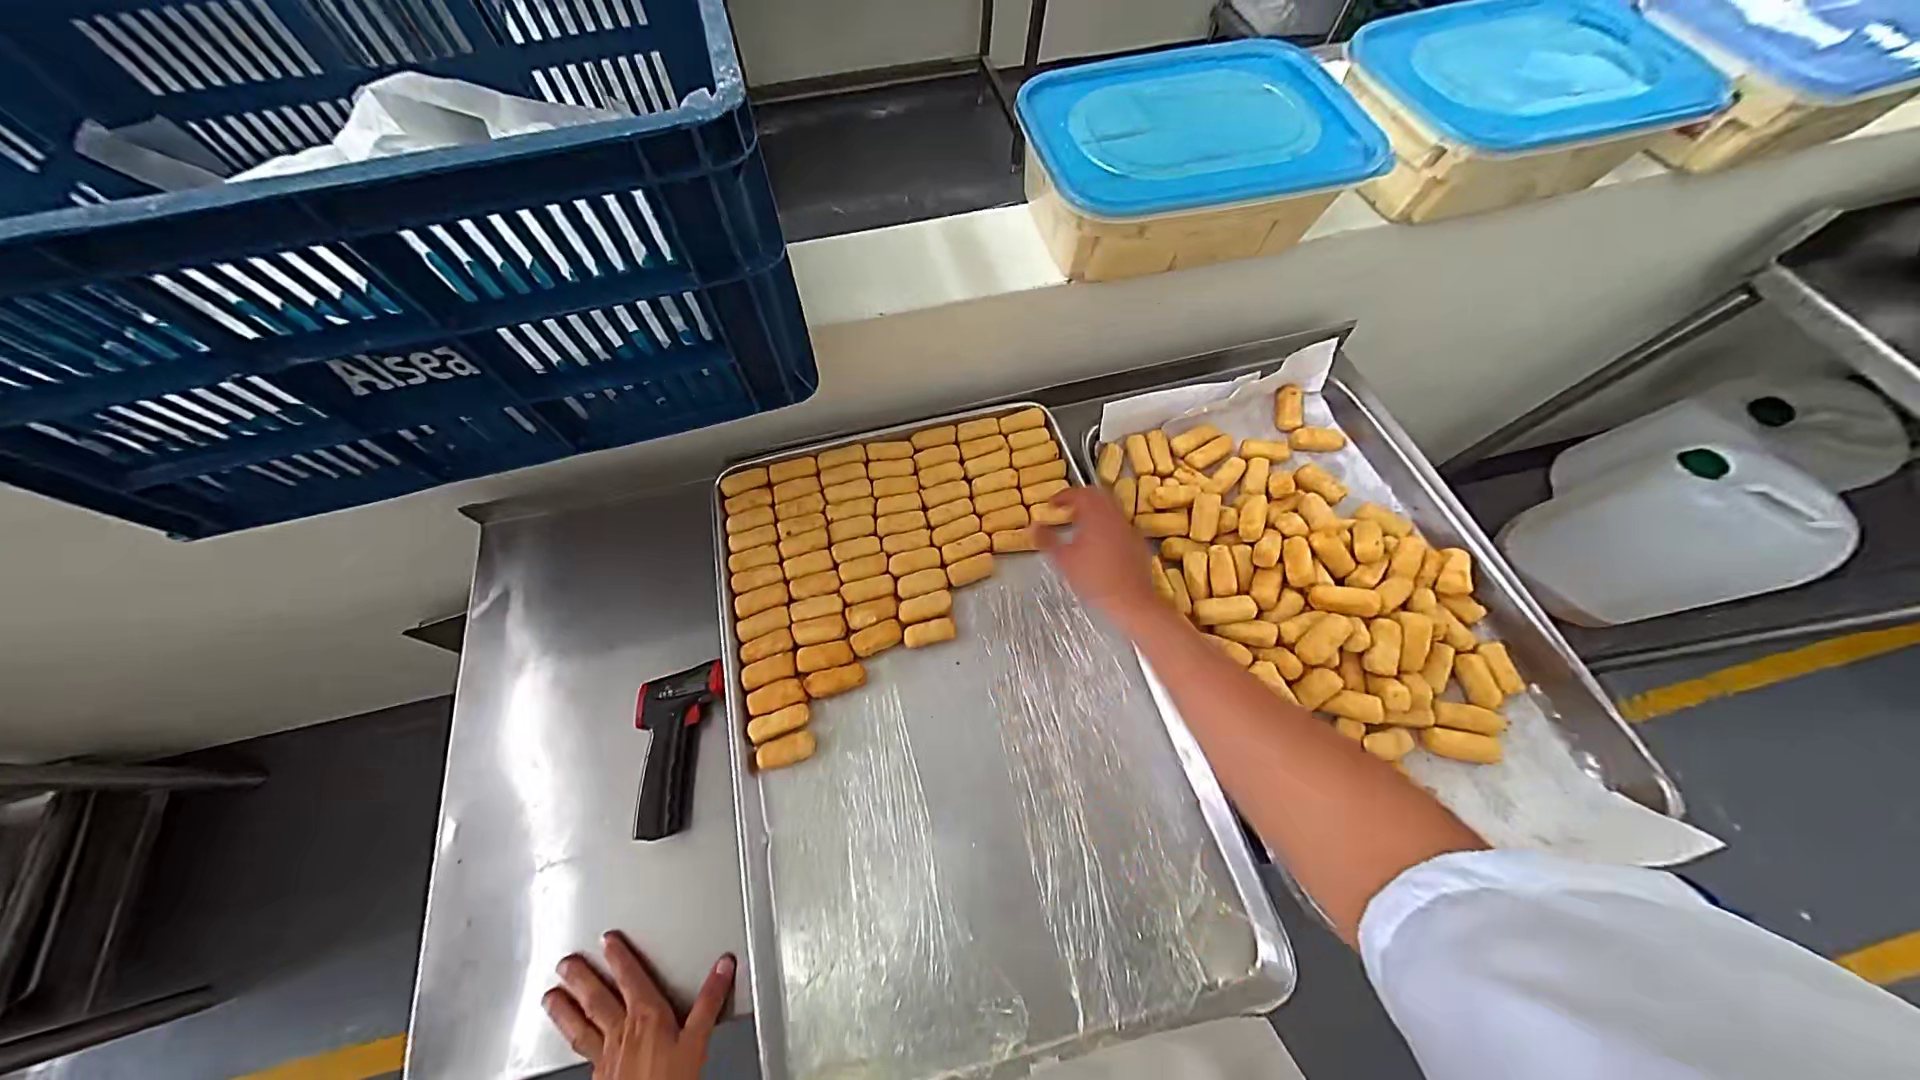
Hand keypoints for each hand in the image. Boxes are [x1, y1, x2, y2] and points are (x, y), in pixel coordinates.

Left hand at [544, 932, 734, 1079]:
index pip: (631, 978)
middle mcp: (622, 1034)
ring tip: (550, 996)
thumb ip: (709, 1001)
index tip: (608, 941)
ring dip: (565, 1009)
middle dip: (581, 979)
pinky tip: (571, 1041)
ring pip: (582, 1027)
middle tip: (565, 963)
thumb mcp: (699, 1040)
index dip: (619, 957)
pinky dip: (573, 1041)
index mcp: (647, 1018)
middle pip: (598, 999)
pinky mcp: (600, 1079)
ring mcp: (606, 1059)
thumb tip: (723, 967)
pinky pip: (583, 1053)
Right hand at [1036, 487, 1157, 625]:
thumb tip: (1033, 527)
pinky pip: (1120, 525)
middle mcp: (1114, 516)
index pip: (1079, 493)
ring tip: (1081, 527)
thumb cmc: (1094, 580)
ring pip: (1111, 509)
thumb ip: (1046, 540)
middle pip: (1098, 495)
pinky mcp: (1138, 543)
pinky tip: (1100, 544)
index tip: (1051, 505)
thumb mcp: (1063, 561)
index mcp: (1095, 516)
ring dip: (1094, 512)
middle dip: (1080, 499)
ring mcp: (1129, 529)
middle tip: (1066, 510)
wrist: (1131, 600)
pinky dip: (1106, 525)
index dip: (1063, 495)